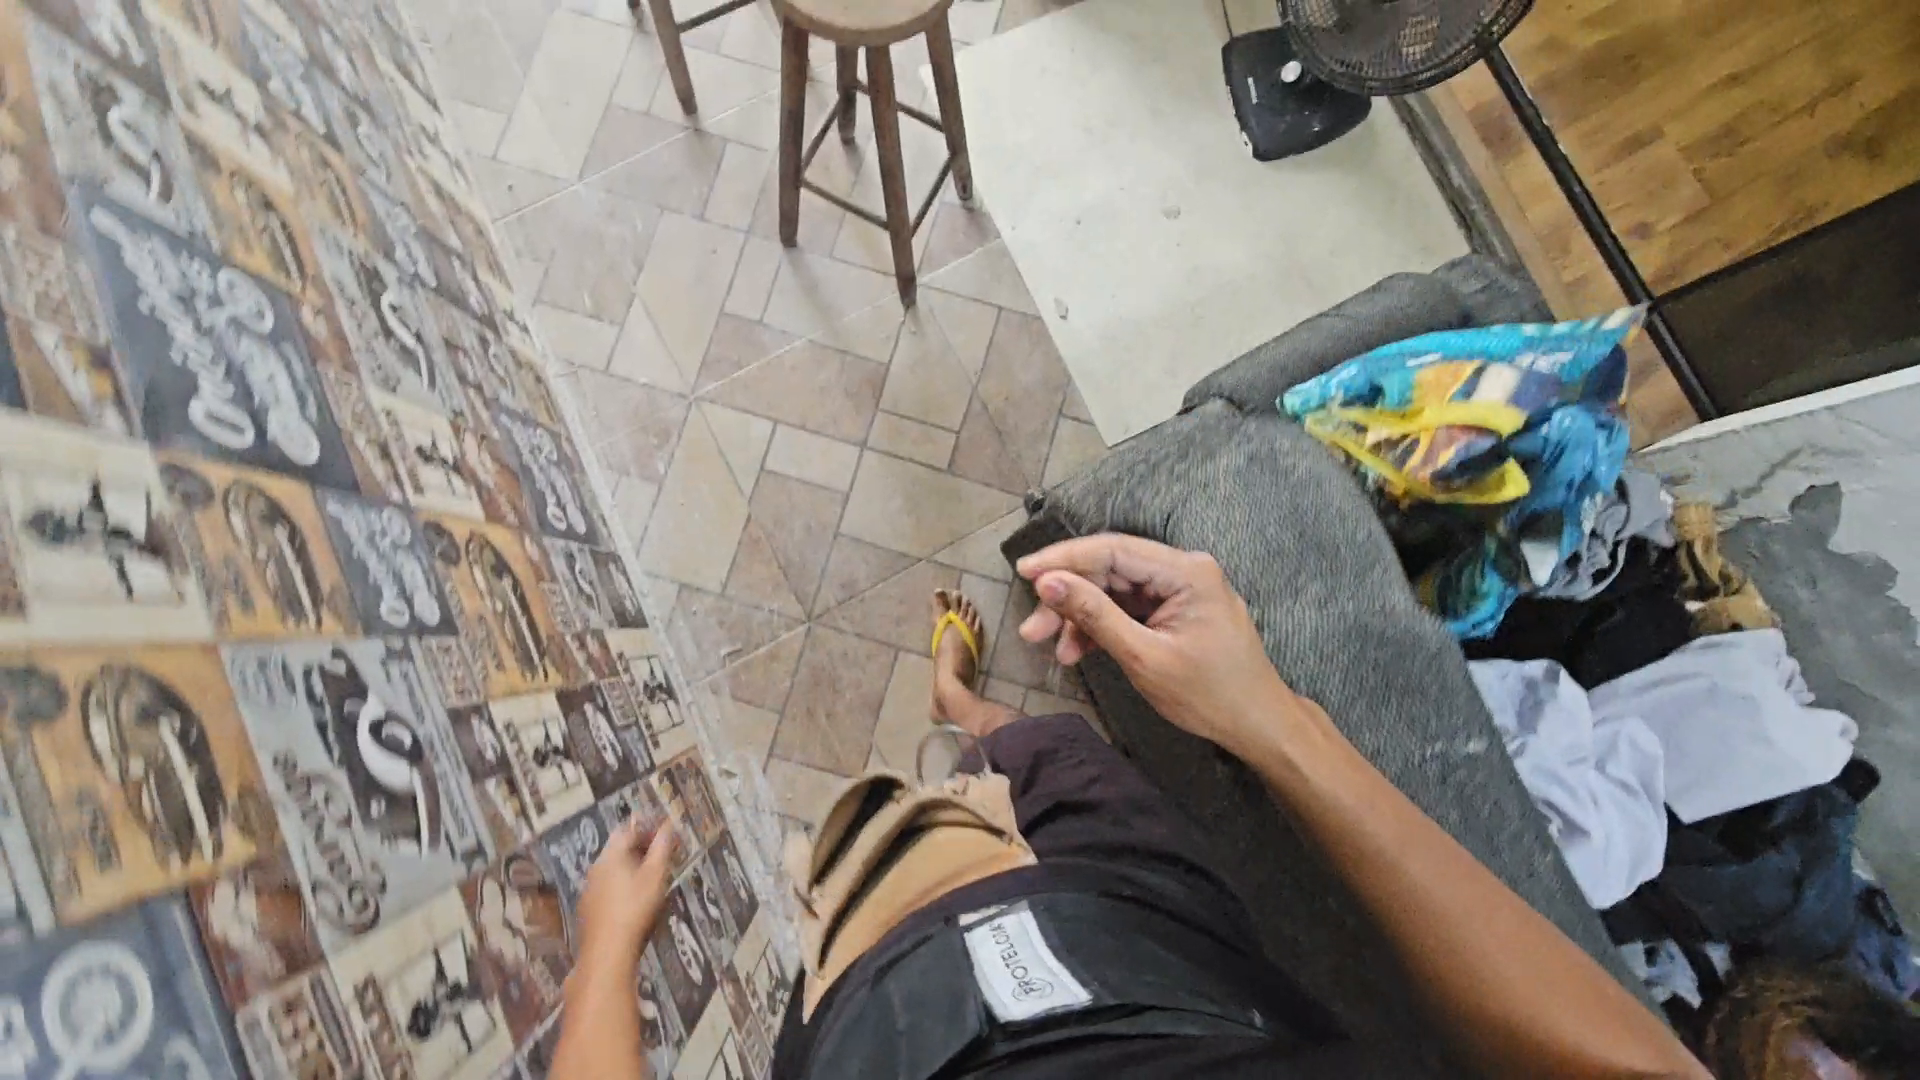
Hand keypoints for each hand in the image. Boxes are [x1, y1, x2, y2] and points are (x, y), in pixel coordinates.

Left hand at [574, 819, 676, 968]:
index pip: (629, 829)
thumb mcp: (656, 874)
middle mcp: (596, 867)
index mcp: (611, 855)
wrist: (606, 952)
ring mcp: (589, 888)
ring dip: (632, 864)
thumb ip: (662, 846)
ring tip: (652, 874)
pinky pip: (607, 884)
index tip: (666, 832)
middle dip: (641, 845)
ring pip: (612, 866)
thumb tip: (669, 824)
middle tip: (662, 852)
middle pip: (619, 847)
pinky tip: (633, 896)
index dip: (648, 827)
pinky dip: (622, 881)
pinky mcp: (588, 907)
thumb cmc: (635, 907)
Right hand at [1016, 534, 1302, 757]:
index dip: (1063, 559)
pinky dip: (1101, 627)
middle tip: (1032, 630)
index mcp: (1185, 571)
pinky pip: (1127, 607)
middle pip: (1108, 569)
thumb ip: (1094, 615)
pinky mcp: (1174, 608)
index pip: (1111, 549)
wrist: (1258, 725)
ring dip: (1080, 617)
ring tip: (1053, 650)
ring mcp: (1179, 588)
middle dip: (1067, 597)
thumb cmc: (1210, 695)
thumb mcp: (1143, 657)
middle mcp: (1182, 569)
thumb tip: (1048, 583)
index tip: (1024, 572)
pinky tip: (1077, 651)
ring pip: (1113, 590)